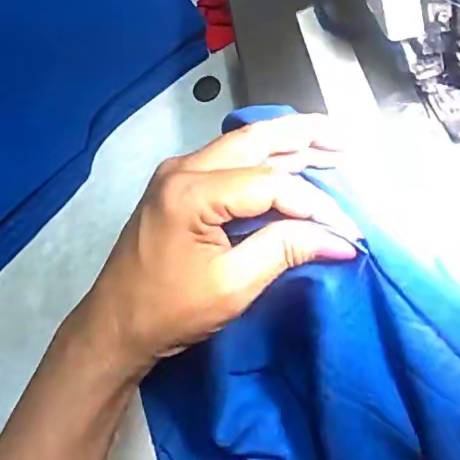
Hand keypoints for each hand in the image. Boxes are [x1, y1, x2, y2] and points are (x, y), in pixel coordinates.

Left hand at [69, 114, 360, 373]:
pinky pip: (229, 160)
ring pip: (242, 144)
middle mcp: (183, 168)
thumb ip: (284, 251)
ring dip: (284, 143)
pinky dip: (263, 159)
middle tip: (342, 138)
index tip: (346, 231)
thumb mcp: (233, 287)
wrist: (113, 324)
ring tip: (327, 143)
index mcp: (191, 191)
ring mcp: (178, 171)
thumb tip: (337, 238)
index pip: (267, 184)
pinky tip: (289, 161)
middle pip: (253, 140)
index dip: (312, 204)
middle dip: (301, 135)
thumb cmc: (168, 311)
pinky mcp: (180, 183)